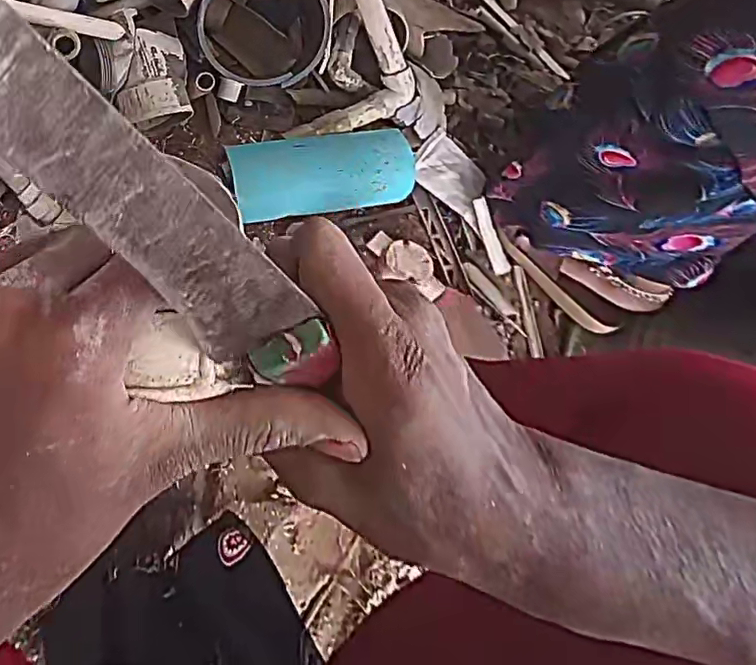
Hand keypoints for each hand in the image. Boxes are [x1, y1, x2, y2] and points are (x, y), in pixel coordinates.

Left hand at [0, 227, 366, 663]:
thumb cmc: (60, 512)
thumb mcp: (160, 457)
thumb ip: (251, 419)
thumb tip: (338, 427)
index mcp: (78, 335)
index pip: (155, 255)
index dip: (195, 246)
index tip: (221, 245)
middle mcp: (22, 298)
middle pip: (109, 236)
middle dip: (152, 245)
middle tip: (182, 262)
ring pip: (61, 236)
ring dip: (101, 248)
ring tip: (133, 275)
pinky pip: (14, 251)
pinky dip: (50, 260)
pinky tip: (73, 285)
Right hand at [265, 219, 553, 583]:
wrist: (517, 508)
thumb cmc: (442, 508)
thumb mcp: (342, 494)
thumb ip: (280, 439)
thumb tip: (237, 398)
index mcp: (385, 346)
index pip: (318, 247)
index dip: (274, 263)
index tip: (255, 310)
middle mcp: (402, 309)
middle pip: (315, 261)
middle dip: (281, 300)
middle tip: (273, 357)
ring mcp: (411, 307)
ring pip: (330, 279)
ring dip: (305, 315)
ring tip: (306, 375)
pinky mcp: (412, 315)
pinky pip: (349, 296)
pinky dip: (328, 324)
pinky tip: (334, 376)